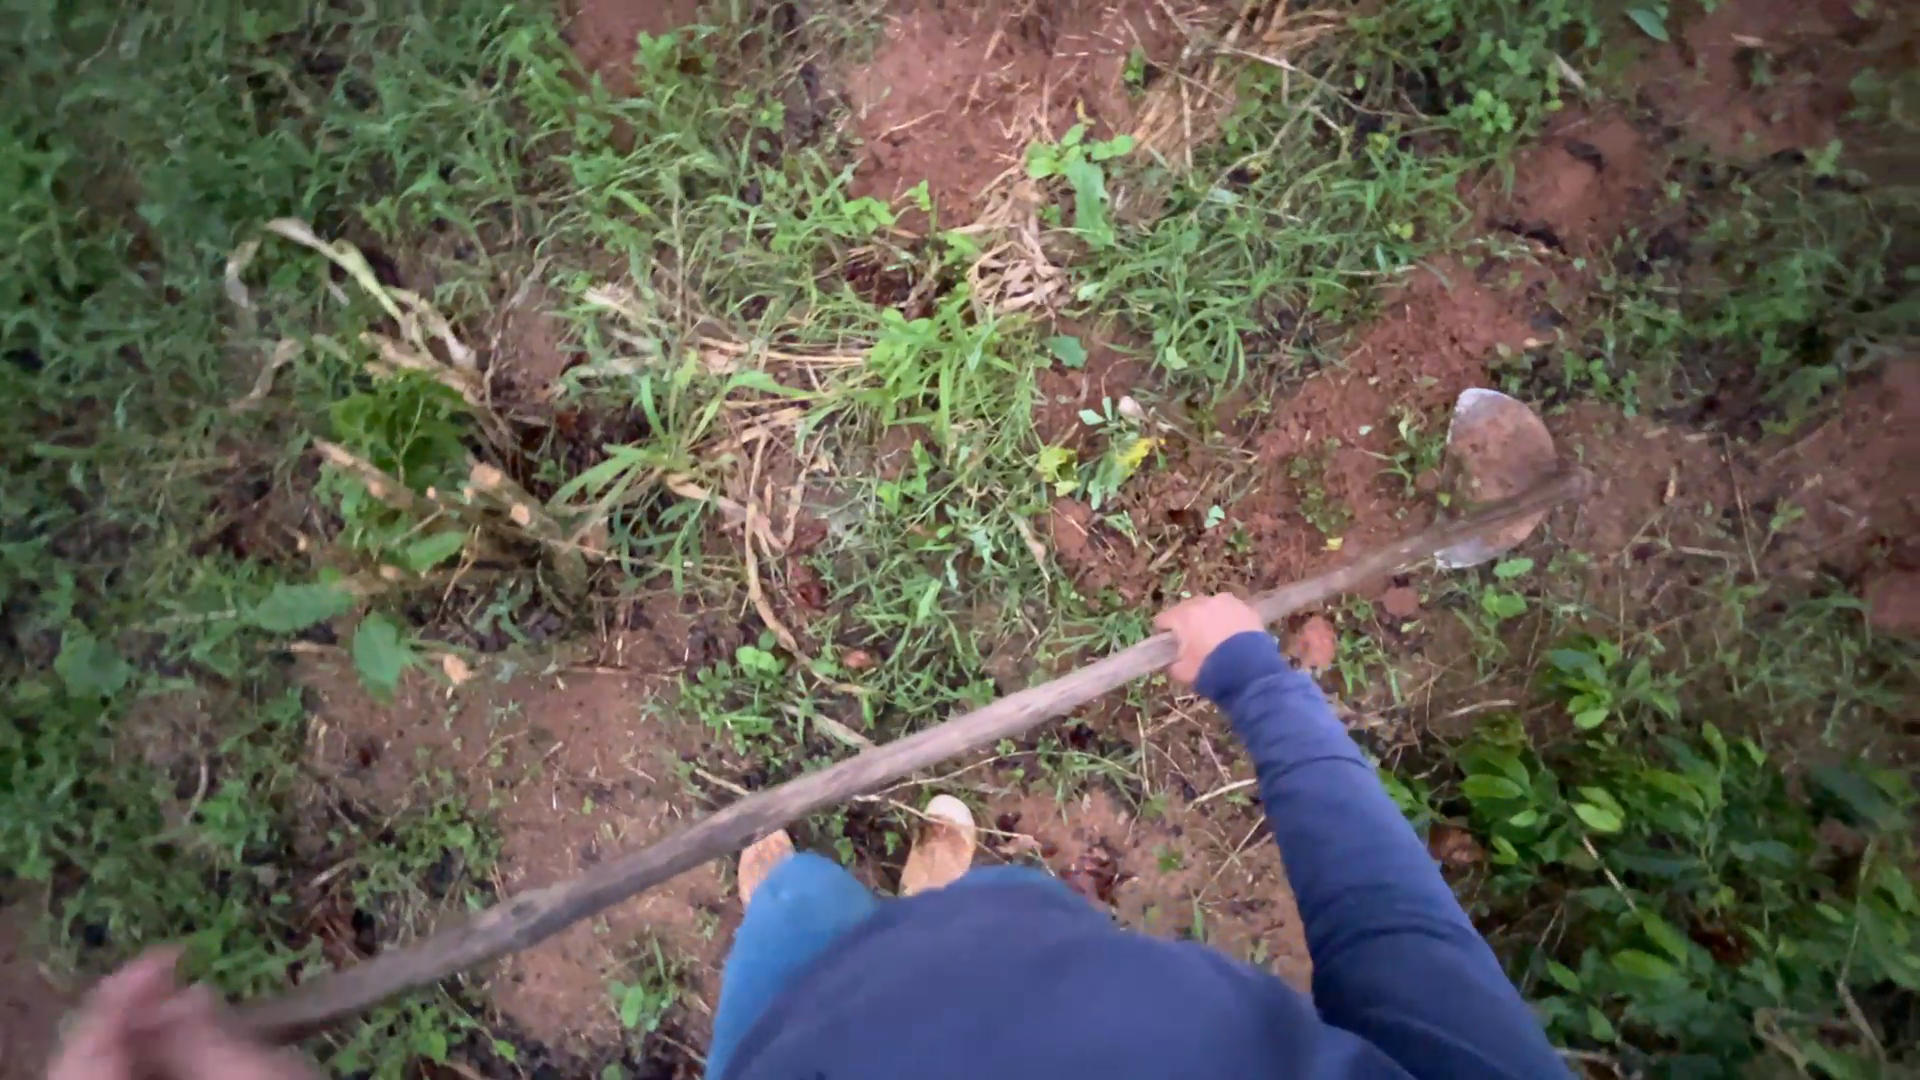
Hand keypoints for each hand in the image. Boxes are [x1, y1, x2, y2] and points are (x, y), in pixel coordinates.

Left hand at [48, 950, 317, 1079]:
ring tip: (183, 999)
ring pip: (101, 1079)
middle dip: (128, 1016)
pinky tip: (177, 1042)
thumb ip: (209, 1035)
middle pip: (81, 1072)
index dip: (119, 997)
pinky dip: (142, 1063)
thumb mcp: (256, 1078)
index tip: (174, 950)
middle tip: (178, 970)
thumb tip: (182, 990)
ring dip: (135, 1037)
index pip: (85, 1058)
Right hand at [1155, 593, 1264, 684]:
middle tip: (1193, 643)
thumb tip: (1171, 660)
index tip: (1168, 646)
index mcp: (1183, 616)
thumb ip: (1170, 663)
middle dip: (1186, 624)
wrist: (1252, 674)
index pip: (1162, 620)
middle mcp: (1202, 603)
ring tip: (1216, 638)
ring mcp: (1226, 603)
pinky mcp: (1246, 608)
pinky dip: (1227, 620)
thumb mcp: (1182, 673)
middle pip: (1186, 610)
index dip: (1163, 633)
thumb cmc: (1211, 671)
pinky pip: (1229, 611)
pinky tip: (1232, 637)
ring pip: (1209, 608)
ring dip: (1208, 618)